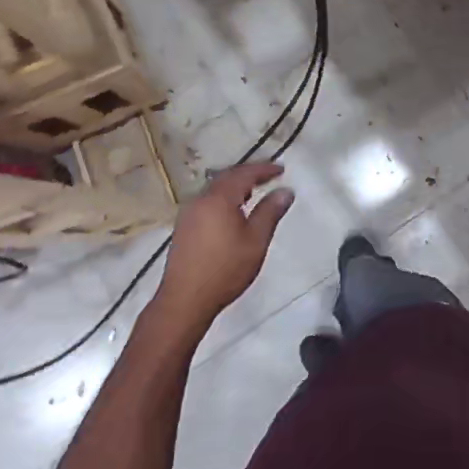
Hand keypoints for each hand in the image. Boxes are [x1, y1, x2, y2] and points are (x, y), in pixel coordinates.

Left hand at [150, 164, 294, 336]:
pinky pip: (207, 202)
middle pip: (226, 178)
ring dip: (235, 186)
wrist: (186, 299)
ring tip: (253, 191)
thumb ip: (270, 212)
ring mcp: (188, 214)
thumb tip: (285, 190)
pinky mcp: (184, 228)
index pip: (243, 174)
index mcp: (218, 199)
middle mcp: (200, 200)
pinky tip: (232, 212)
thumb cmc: (226, 269)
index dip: (263, 169)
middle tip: (269, 176)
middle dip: (248, 174)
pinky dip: (224, 198)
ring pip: (214, 190)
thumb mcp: (256, 240)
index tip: (281, 169)